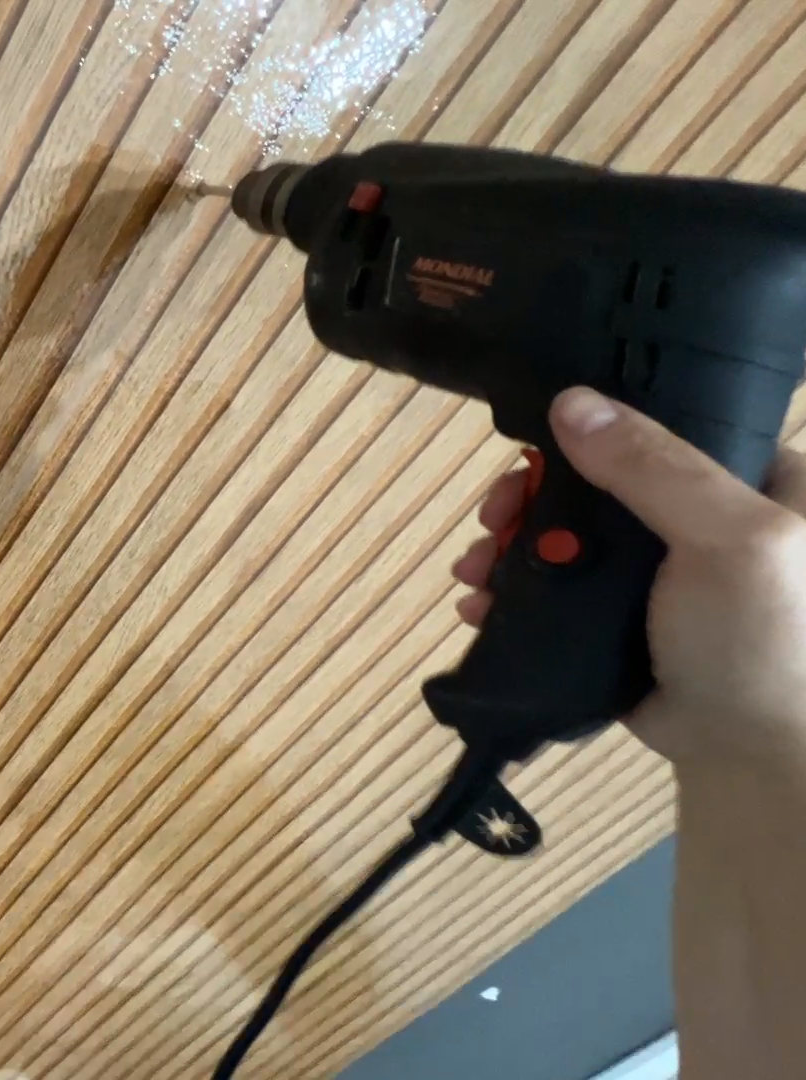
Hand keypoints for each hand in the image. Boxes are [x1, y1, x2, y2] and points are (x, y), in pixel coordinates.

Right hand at [453, 387, 805, 765]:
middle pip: (589, 490)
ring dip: (503, 554)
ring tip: (470, 575)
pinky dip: (507, 595)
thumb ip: (652, 470)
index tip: (529, 462)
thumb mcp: (730, 540)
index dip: (586, 442)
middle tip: (490, 525)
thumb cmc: (772, 640)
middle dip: (526, 507)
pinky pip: (550, 590)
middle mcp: (703, 525)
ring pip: (560, 542)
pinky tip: (480, 604)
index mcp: (758, 489)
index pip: (658, 438)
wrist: (757, 752)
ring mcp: (656, 576)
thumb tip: (572, 403)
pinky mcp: (616, 617)